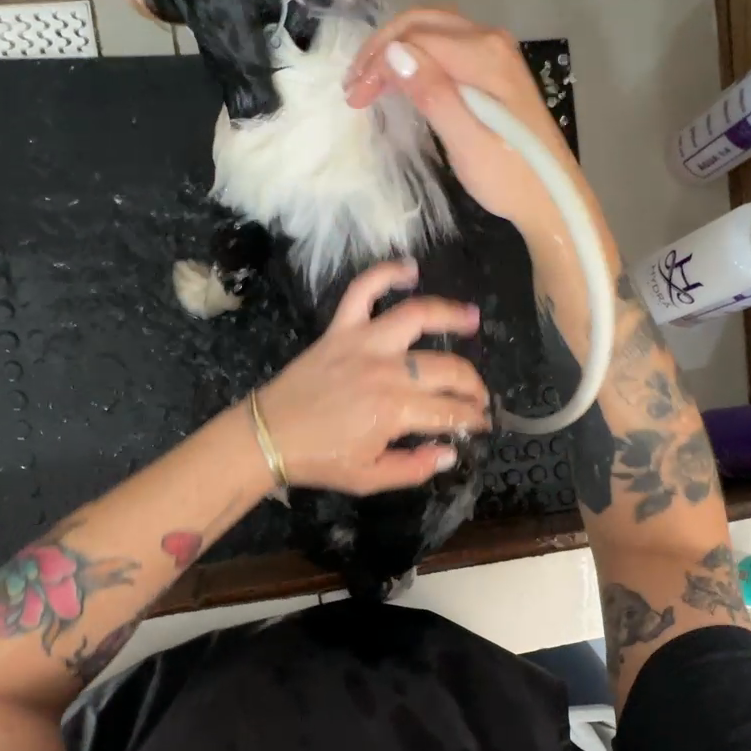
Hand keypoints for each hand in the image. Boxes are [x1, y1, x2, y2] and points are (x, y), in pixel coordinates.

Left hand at [256, 260, 489, 494]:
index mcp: (394, 411)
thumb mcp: (369, 479)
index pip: (450, 411)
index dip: (473, 418)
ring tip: (472, 320)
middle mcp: (385, 370)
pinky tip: (410, 270)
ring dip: (450, 314)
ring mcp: (362, 343)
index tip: (482, 424)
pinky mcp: (339, 329)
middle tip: (479, 396)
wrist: (268, 437)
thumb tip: (449, 453)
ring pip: (416, 316)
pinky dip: (386, 274)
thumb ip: (414, 468)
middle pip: (445, 368)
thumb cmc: (320, 461)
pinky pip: (363, 290)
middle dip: (472, 384)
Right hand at [345, 9, 593, 240]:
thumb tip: (394, 54)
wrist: (552, 198)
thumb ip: (433, 95)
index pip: (415, 39)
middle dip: (381, 49)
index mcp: (482, 56)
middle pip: (422, 22)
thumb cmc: (509, 178)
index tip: (353, 99)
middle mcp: (490, 42)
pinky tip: (402, 82)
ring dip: (397, 50)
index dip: (378, 62)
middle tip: (353, 87)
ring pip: (434, 31)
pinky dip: (417, 58)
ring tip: (370, 82)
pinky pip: (446, 47)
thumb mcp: (467, 142)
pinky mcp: (495, 72)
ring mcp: (495, 54)